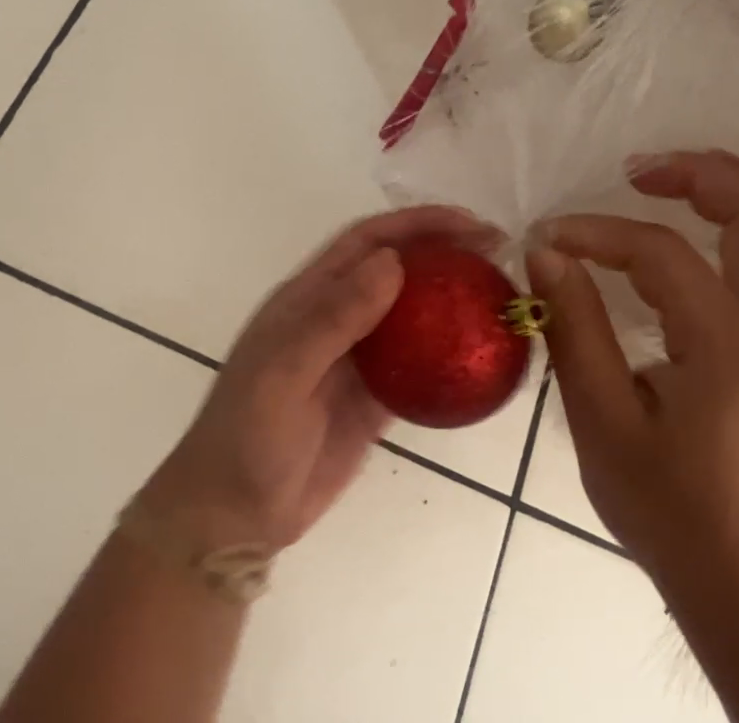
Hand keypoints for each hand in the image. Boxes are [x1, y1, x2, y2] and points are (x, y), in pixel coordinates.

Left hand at [140, 206, 503, 552]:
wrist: (236, 514)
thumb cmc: (248, 437)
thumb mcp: (283, 373)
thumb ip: (332, 319)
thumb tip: (392, 262)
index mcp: (307, 299)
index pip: (366, 242)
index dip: (416, 224)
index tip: (470, 224)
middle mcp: (334, 320)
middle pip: (396, 272)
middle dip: (444, 254)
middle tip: (501, 257)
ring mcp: (356, 361)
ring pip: (412, 317)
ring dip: (453, 303)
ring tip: (502, 299)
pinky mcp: (374, 401)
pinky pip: (420, 370)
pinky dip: (451, 359)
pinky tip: (486, 359)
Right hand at [525, 151, 738, 578]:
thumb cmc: (662, 505)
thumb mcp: (601, 419)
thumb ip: (576, 329)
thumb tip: (547, 254)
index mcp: (727, 343)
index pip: (659, 253)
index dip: (596, 234)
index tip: (545, 241)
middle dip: (699, 175)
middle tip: (638, 174)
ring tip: (696, 180)